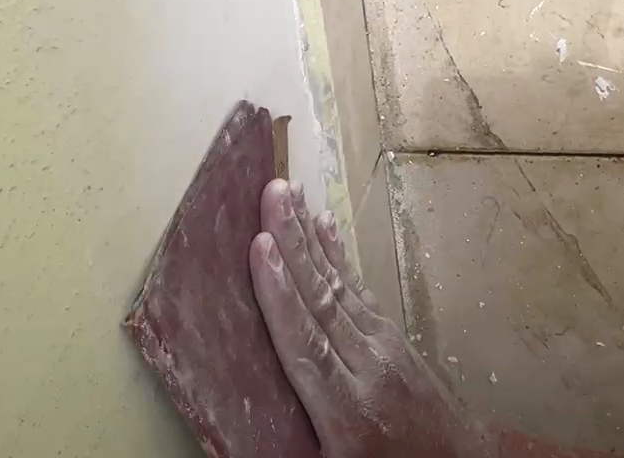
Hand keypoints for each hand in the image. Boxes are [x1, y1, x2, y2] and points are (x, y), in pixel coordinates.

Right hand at [250, 180, 497, 457]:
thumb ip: (288, 449)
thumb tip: (235, 436)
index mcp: (346, 410)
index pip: (306, 342)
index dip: (279, 294)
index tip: (260, 245)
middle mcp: (365, 365)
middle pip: (320, 297)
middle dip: (292, 241)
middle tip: (272, 192)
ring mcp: (381, 342)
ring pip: (337, 282)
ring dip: (308, 235)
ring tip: (287, 193)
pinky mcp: (388, 331)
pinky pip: (357, 286)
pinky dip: (336, 252)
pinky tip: (323, 222)